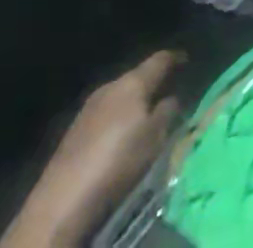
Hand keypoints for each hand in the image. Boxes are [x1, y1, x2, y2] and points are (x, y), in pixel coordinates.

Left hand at [0, 51, 185, 247]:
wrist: (66, 193)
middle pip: (137, 76)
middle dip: (153, 82)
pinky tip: (123, 133)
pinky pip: (107, 111)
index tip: (185, 58)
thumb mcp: (155, 138)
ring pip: (120, 94)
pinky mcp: (77, 127)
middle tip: (170, 91)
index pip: (158, 61)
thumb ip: (167, 113)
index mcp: (132, 83)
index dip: (174, 58)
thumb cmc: (119, 159)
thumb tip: (171, 97)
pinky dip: (119, 115)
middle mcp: (109, 86)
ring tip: (148, 114)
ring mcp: (90, 106)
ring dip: (135, 100)